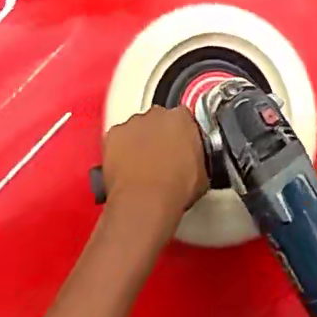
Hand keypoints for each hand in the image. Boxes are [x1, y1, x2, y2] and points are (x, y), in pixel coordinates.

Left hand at [100, 106, 206, 226]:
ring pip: (136, 128)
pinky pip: (116, 139)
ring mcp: (133, 124)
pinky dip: (119, 150)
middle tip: (160, 157)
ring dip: (138, 141)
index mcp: (182, 119)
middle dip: (158, 134)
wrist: (146, 202)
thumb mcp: (202, 172)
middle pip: (158, 119)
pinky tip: (125, 167)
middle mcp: (157, 115)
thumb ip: (198, 155)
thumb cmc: (173, 188)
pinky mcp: (114, 135)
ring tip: (141, 166)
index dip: (180, 133)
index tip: (179, 145)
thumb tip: (196, 161)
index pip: (183, 117)